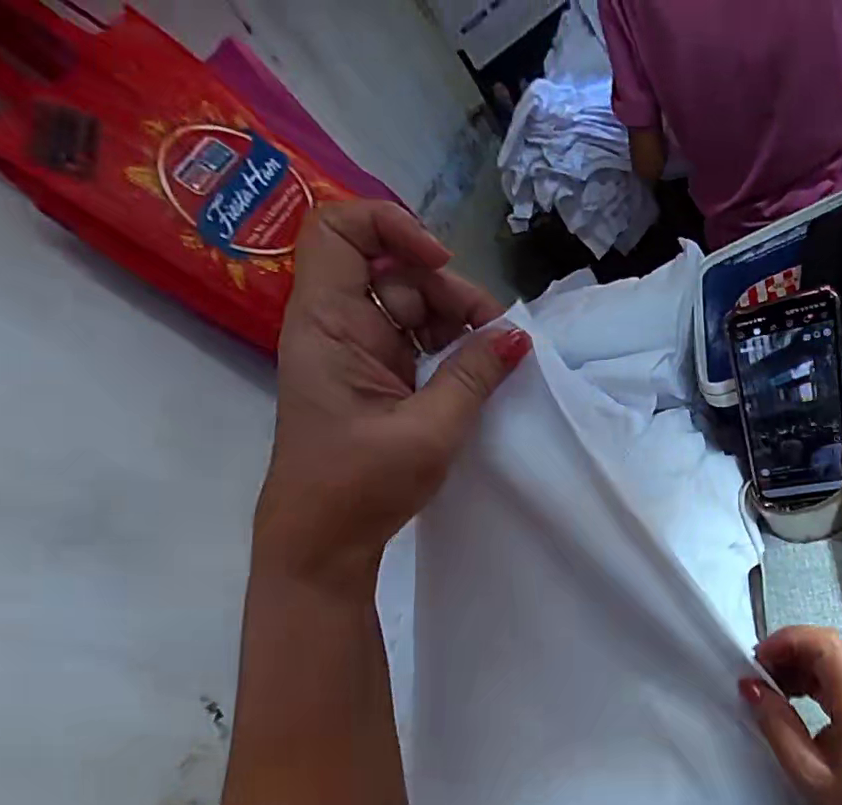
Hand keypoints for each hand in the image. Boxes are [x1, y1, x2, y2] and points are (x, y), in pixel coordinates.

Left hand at [254, 201, 531, 591]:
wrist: (323, 542)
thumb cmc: (360, 486)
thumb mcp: (429, 430)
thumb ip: (474, 376)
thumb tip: (518, 336)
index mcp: (327, 324)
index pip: (339, 230)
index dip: (392, 226)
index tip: (442, 265)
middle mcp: (338, 327)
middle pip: (392, 270)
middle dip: (448, 292)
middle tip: (494, 337)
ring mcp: (358, 354)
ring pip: (411, 308)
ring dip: (456, 324)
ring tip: (493, 361)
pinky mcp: (377, 380)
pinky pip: (416, 344)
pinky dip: (450, 351)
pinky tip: (478, 373)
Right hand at [740, 626, 841, 804]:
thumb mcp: (810, 772)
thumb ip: (777, 726)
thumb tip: (751, 688)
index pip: (820, 641)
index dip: (784, 642)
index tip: (755, 664)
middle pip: (821, 645)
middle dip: (784, 653)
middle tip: (755, 679)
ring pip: (826, 661)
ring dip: (793, 667)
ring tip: (765, 693)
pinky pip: (832, 679)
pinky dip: (806, 682)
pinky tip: (788, 703)